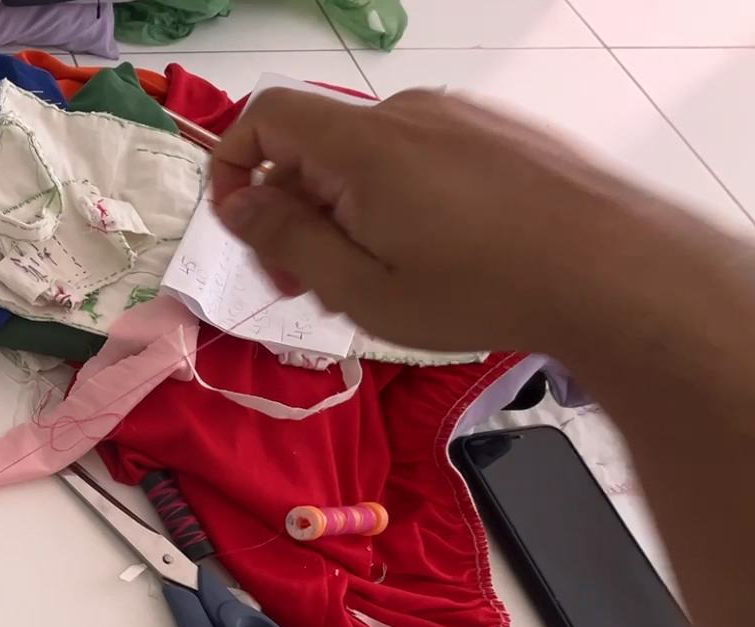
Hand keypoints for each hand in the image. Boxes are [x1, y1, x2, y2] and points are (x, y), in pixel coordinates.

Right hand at [209, 86, 697, 355]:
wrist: (616, 274)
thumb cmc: (473, 291)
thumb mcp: (354, 285)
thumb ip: (285, 238)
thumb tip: (236, 203)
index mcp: (365, 147)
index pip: (266, 115)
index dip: (231, 166)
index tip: (239, 228)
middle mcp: (407, 114)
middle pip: (306, 147)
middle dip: (283, 213)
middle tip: (298, 283)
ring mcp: (453, 117)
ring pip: (351, 158)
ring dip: (329, 214)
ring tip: (354, 277)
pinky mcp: (485, 132)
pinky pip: (399, 157)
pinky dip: (374, 201)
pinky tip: (403, 252)